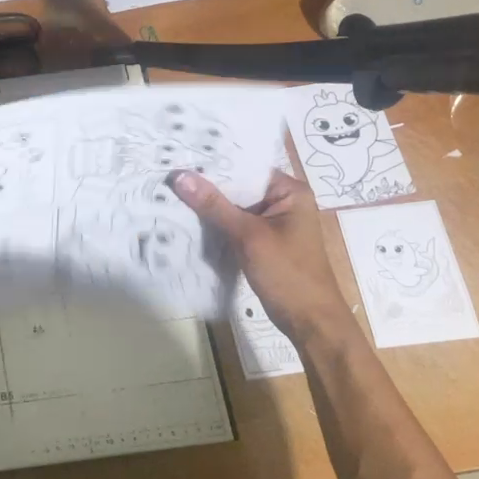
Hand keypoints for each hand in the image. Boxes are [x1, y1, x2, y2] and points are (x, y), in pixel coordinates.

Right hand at [169, 170, 355, 344]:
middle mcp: (282, 202)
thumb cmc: (287, 273)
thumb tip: (181, 176)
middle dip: (207, 186)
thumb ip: (214, 205)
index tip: (180, 158)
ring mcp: (272, 224)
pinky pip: (234, 226)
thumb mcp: (248, 236)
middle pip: (238, 187)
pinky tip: (186, 222)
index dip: (214, 164)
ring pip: (233, 208)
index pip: (246, 168)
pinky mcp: (262, 242)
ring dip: (208, 207)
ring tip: (170, 195)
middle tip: (168, 176)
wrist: (309, 321)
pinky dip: (215, 225)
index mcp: (290, 192)